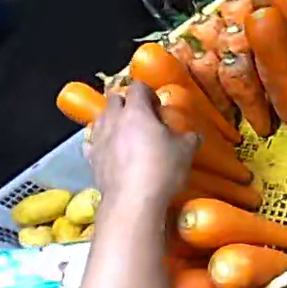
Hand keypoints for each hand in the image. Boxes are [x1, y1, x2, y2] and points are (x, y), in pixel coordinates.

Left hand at [85, 81, 197, 221]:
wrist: (133, 199)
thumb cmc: (162, 169)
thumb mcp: (185, 152)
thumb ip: (189, 139)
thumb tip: (195, 136)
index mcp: (137, 111)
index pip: (138, 87)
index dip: (149, 93)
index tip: (158, 108)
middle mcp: (114, 119)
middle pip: (115, 99)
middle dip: (127, 104)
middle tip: (141, 119)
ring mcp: (99, 138)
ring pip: (100, 118)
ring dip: (112, 121)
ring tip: (126, 134)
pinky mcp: (91, 158)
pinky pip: (92, 142)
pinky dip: (100, 142)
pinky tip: (110, 151)